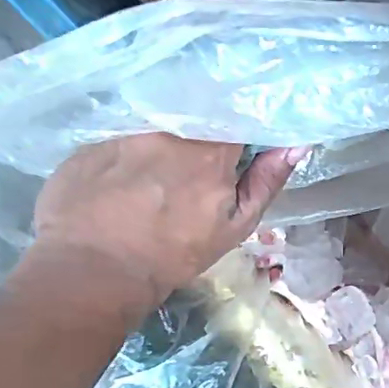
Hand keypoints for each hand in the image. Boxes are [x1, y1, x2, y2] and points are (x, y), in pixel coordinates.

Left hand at [14, 134, 307, 320]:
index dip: (242, 129)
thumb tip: (296, 146)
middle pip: (196, 117)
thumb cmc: (176, 253)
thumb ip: (266, 181)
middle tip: (196, 167)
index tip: (242, 146)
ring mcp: (126, 132)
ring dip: (165, 142)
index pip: (237, 118)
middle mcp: (169, 130)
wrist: (96, 270)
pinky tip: (125, 176)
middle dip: (203, 135)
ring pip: (158, 124)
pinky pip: (121, 134)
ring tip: (159, 172)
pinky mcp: (92, 140)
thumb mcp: (235, 225)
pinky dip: (130, 151)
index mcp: (211, 150)